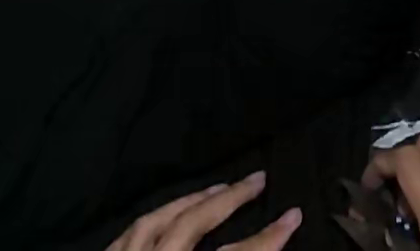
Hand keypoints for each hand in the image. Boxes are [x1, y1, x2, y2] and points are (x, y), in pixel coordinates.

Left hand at [106, 171, 299, 250]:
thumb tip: (263, 247)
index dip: (266, 239)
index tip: (294, 215)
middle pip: (192, 225)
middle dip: (230, 199)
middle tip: (259, 177)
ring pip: (155, 221)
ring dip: (191, 201)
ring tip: (218, 187)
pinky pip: (124, 236)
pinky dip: (152, 219)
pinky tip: (166, 213)